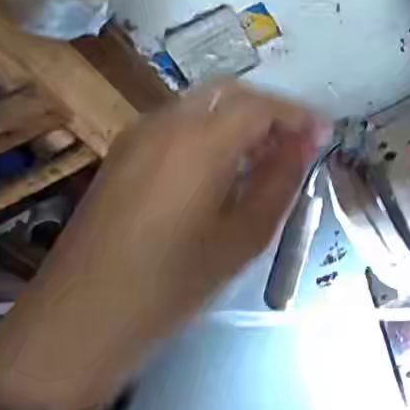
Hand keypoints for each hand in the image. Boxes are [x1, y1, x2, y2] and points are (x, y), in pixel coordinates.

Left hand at [0, 82, 326, 409]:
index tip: (326, 135)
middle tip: (300, 142)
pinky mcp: (122, 156)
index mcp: (199, 142)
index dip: (299, 115)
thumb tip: (304, 144)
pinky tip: (226, 169)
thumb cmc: (176, 281)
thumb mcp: (246, 235)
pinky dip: (212, 131)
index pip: (261, 106)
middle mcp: (165, 125)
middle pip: (229, 94)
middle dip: (271, 110)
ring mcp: (137, 138)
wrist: (82, 316)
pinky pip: (178, 124)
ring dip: (241, 119)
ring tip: (268, 157)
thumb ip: (280, 180)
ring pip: (201, 106)